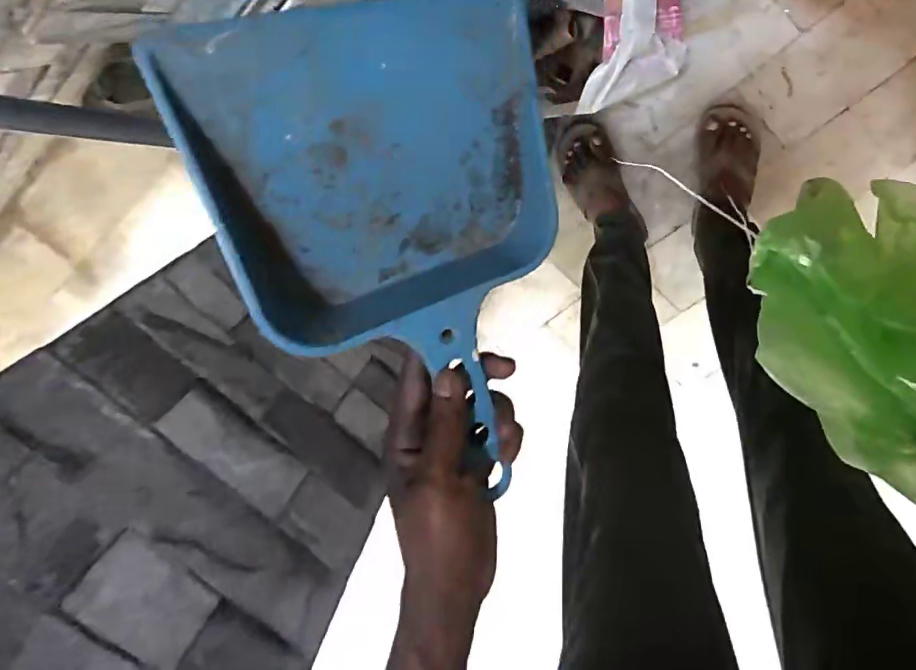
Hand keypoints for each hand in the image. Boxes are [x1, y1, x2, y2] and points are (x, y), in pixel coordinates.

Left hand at [385, 351, 523, 669]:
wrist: (457, 588)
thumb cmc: (438, 537)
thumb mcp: (439, 480)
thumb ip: (445, 425)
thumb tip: (448, 370)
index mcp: (406, 434)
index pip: (418, 376)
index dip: (439, 347)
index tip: (468, 328)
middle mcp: (428, 432)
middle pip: (456, 382)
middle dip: (483, 377)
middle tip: (509, 369)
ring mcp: (454, 446)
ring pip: (482, 404)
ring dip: (501, 415)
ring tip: (505, 445)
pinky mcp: (477, 459)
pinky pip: (496, 430)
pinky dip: (508, 437)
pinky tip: (509, 460)